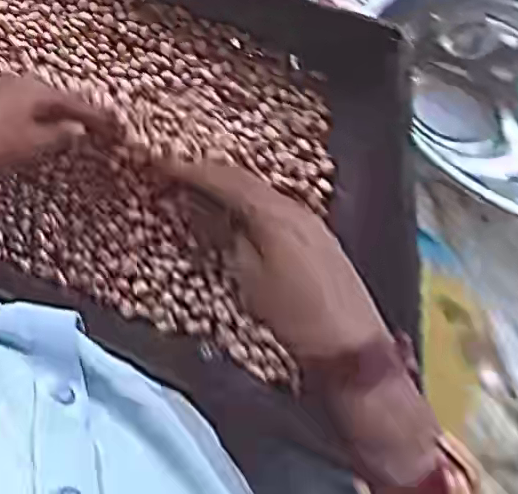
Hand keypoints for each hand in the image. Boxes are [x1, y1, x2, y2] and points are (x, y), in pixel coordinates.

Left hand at [0, 76, 112, 172]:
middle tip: (99, 124)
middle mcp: (23, 83)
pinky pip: (26, 105)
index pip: (77, 103)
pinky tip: (41, 125)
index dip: (98, 117)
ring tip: (75, 126)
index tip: (117, 127)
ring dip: (58, 113)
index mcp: (39, 90)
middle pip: (59, 98)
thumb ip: (60, 135)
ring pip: (41, 100)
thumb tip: (77, 128)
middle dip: (79, 111)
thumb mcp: (35, 143)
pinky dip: (39, 114)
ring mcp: (4, 89)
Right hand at [156, 156, 386, 361]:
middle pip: (242, 177)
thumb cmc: (294, 316)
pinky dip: (246, 198)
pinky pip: (273, 203)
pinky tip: (233, 205)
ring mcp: (310, 222)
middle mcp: (294, 209)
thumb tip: (197, 205)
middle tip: (175, 168)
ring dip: (226, 183)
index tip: (163, 163)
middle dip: (206, 171)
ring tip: (197, 184)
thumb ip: (221, 231)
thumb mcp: (246, 273)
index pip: (223, 179)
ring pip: (258, 189)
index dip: (189, 169)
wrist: (354, 355)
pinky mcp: (318, 236)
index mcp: (274, 214)